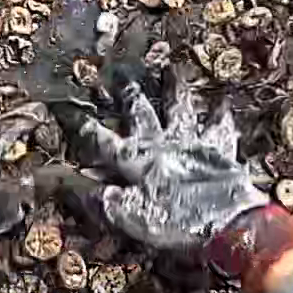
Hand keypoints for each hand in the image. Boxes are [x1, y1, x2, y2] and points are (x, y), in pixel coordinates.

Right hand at [69, 79, 268, 249]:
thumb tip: (64, 180)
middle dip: (128, 94)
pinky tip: (223, 104)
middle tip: (121, 75)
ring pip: (180, 110)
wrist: (228, 223)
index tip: (65, 108)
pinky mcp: (219, 151)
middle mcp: (160, 143)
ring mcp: (191, 143)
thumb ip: (97, 195)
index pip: (99, 138)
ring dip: (175, 90)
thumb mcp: (126, 214)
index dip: (80, 124)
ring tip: (173, 69)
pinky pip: (219, 128)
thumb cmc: (173, 222)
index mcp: (134, 160)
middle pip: (141, 113)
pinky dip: (220, 116)